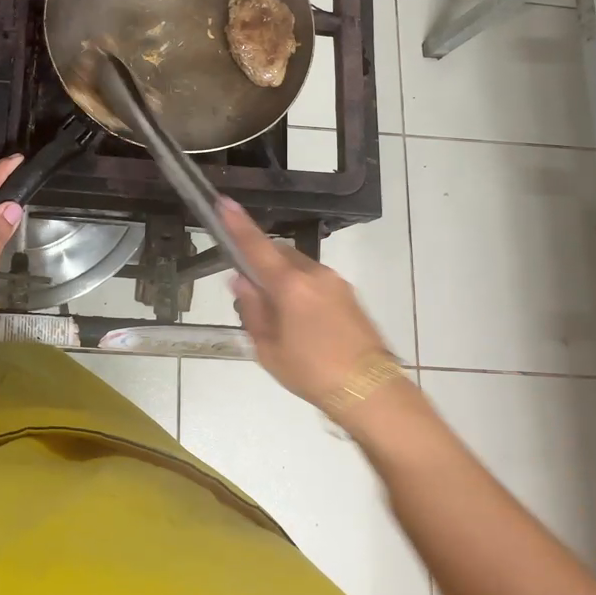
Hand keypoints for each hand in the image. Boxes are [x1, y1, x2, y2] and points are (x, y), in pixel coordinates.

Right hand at [219, 199, 399, 410]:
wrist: (371, 392)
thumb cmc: (312, 373)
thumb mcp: (268, 349)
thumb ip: (252, 310)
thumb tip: (241, 281)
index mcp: (290, 286)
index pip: (256, 247)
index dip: (237, 225)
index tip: (224, 202)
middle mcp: (315, 275)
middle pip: (279, 254)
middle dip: (262, 263)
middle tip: (251, 294)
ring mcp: (336, 283)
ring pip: (298, 268)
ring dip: (282, 280)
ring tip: (279, 318)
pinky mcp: (350, 296)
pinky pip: (315, 282)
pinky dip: (300, 290)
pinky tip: (300, 322)